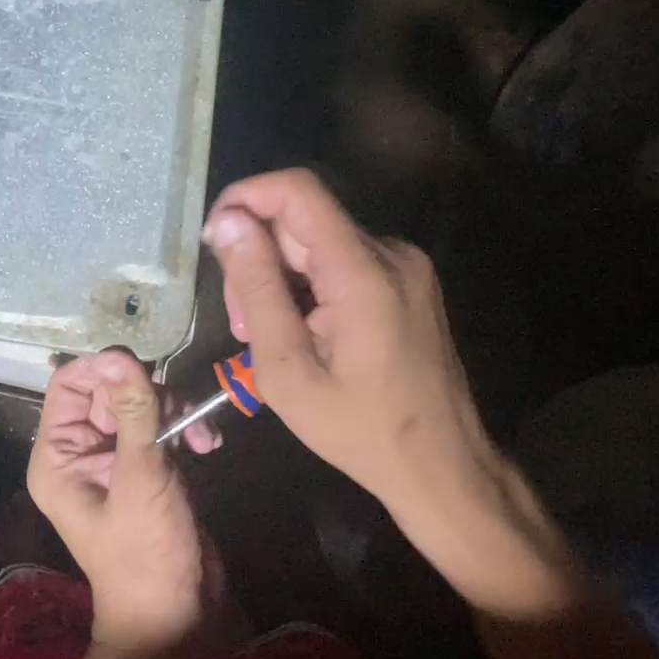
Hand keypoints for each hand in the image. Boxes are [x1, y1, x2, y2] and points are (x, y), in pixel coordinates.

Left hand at [26, 349, 221, 653]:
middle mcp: (82, 451)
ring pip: (141, 404)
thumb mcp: (139, 476)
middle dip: (149, 391)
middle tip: (180, 407)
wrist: (177, 618)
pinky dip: (186, 429)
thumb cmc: (145, 552)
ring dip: (175, 411)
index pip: (69, 383)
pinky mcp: (149, 468)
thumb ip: (132, 410)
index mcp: (59, 454)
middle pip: (111, 389)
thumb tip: (119, 352)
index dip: (103, 366)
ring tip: (200, 436)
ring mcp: (117, 459)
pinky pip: (163, 427)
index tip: (140, 364)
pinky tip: (208, 447)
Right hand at [203, 169, 579, 619]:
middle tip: (240, 322)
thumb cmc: (360, 430)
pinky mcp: (408, 281)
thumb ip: (255, 289)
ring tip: (265, 335)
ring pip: (318, 240)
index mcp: (362, 271)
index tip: (214, 240)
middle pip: (303, 219)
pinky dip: (307, 283)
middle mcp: (390, 252)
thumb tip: (227, 224)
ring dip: (279, 274)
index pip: (297, 190)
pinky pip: (341, 259)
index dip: (246, 197)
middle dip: (256, 256)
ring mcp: (405, 265)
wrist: (444, 468)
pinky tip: (300, 331)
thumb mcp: (287, 369)